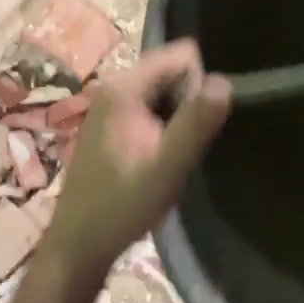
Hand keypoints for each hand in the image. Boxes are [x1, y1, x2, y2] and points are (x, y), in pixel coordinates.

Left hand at [39, 39, 231, 273]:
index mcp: (125, 86)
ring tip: (172, 153)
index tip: (192, 126)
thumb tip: (225, 81)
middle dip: (188, 100)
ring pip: (164, 90)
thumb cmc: (122, 206)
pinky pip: (151, 106)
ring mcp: (111, 104)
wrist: (78, 247)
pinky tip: (158, 157)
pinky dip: (163, 125)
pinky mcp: (112, 123)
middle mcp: (115, 85)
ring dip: (177, 116)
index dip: (198, 85)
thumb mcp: (167, 167)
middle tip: (183, 144)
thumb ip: (196, 122)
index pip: (182, 54)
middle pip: (172, 69)